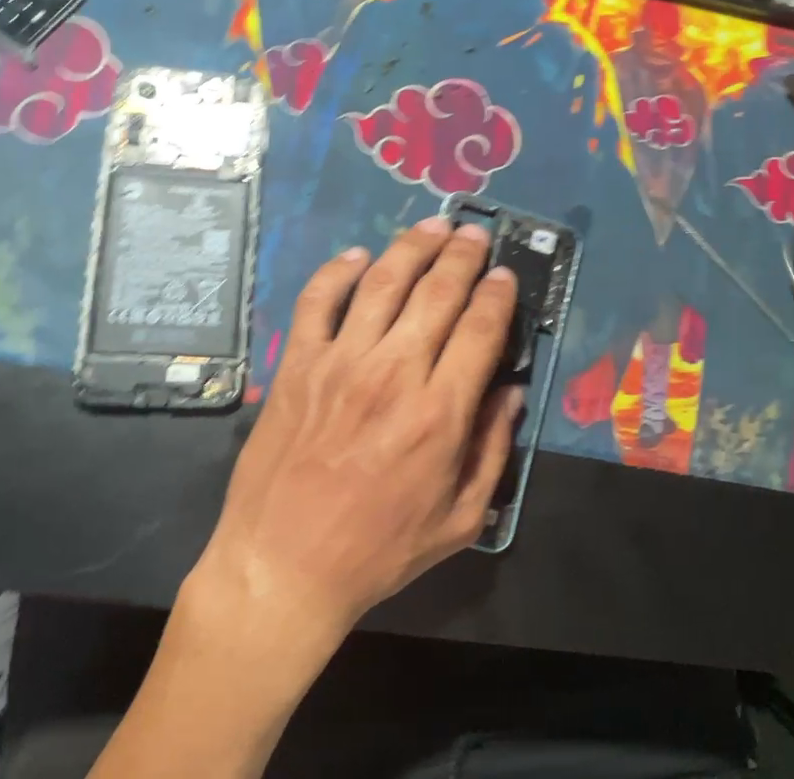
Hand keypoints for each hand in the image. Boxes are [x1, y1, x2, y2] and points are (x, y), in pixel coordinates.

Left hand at [188, 218, 521, 642]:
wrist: (283, 567)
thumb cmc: (378, 551)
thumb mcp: (459, 520)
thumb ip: (492, 451)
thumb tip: (510, 393)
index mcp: (440, 413)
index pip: (480, 330)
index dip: (497, 295)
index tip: (504, 276)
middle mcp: (394, 373)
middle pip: (437, 293)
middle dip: (462, 255)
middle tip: (475, 234)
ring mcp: (339, 363)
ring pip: (382, 283)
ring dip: (412, 247)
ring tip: (433, 226)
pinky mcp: (297, 365)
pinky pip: (318, 302)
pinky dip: (337, 271)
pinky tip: (358, 256)